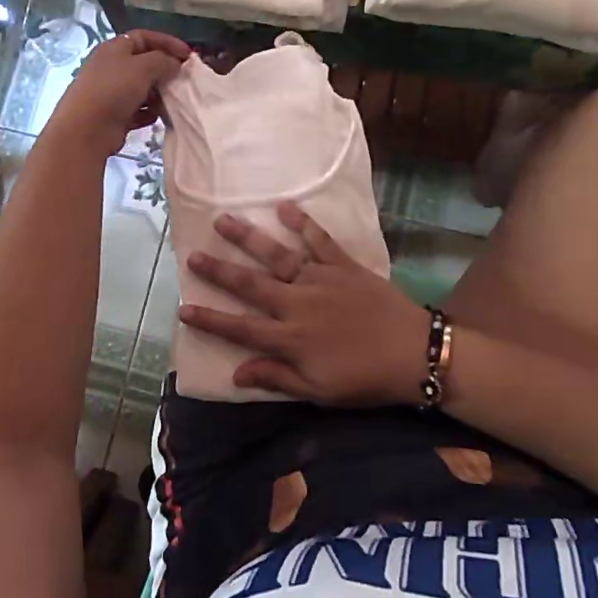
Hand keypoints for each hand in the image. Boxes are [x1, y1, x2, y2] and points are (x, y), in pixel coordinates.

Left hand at [45, 30, 191, 156]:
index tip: (188, 55)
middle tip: (184, 78)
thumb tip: (175, 64)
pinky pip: (138, 109)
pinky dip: (149, 112)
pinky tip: (158, 116)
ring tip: (175, 99)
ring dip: (159, 93)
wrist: (86, 129)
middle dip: (165, 69)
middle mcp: (112, 67)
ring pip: (142, 88)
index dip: (167, 42)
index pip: (144, 37)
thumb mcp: (142, 67)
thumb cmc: (114, 90)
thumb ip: (163, 61)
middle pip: (144, 63)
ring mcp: (112, 92)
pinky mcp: (115, 114)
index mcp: (115, 49)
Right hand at [177, 202, 431, 405]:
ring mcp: (321, 280)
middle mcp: (298, 303)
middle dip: (219, 270)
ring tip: (224, 220)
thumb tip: (235, 372)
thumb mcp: (319, 391)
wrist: (414, 354)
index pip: (241, 328)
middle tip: (193, 254)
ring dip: (249, 238)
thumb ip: (277, 377)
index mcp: (291, 338)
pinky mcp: (345, 266)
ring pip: (278, 256)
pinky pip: (320, 240)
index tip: (183, 309)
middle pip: (251, 284)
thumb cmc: (365, 379)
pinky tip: (285, 207)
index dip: (210, 320)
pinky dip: (303, 223)